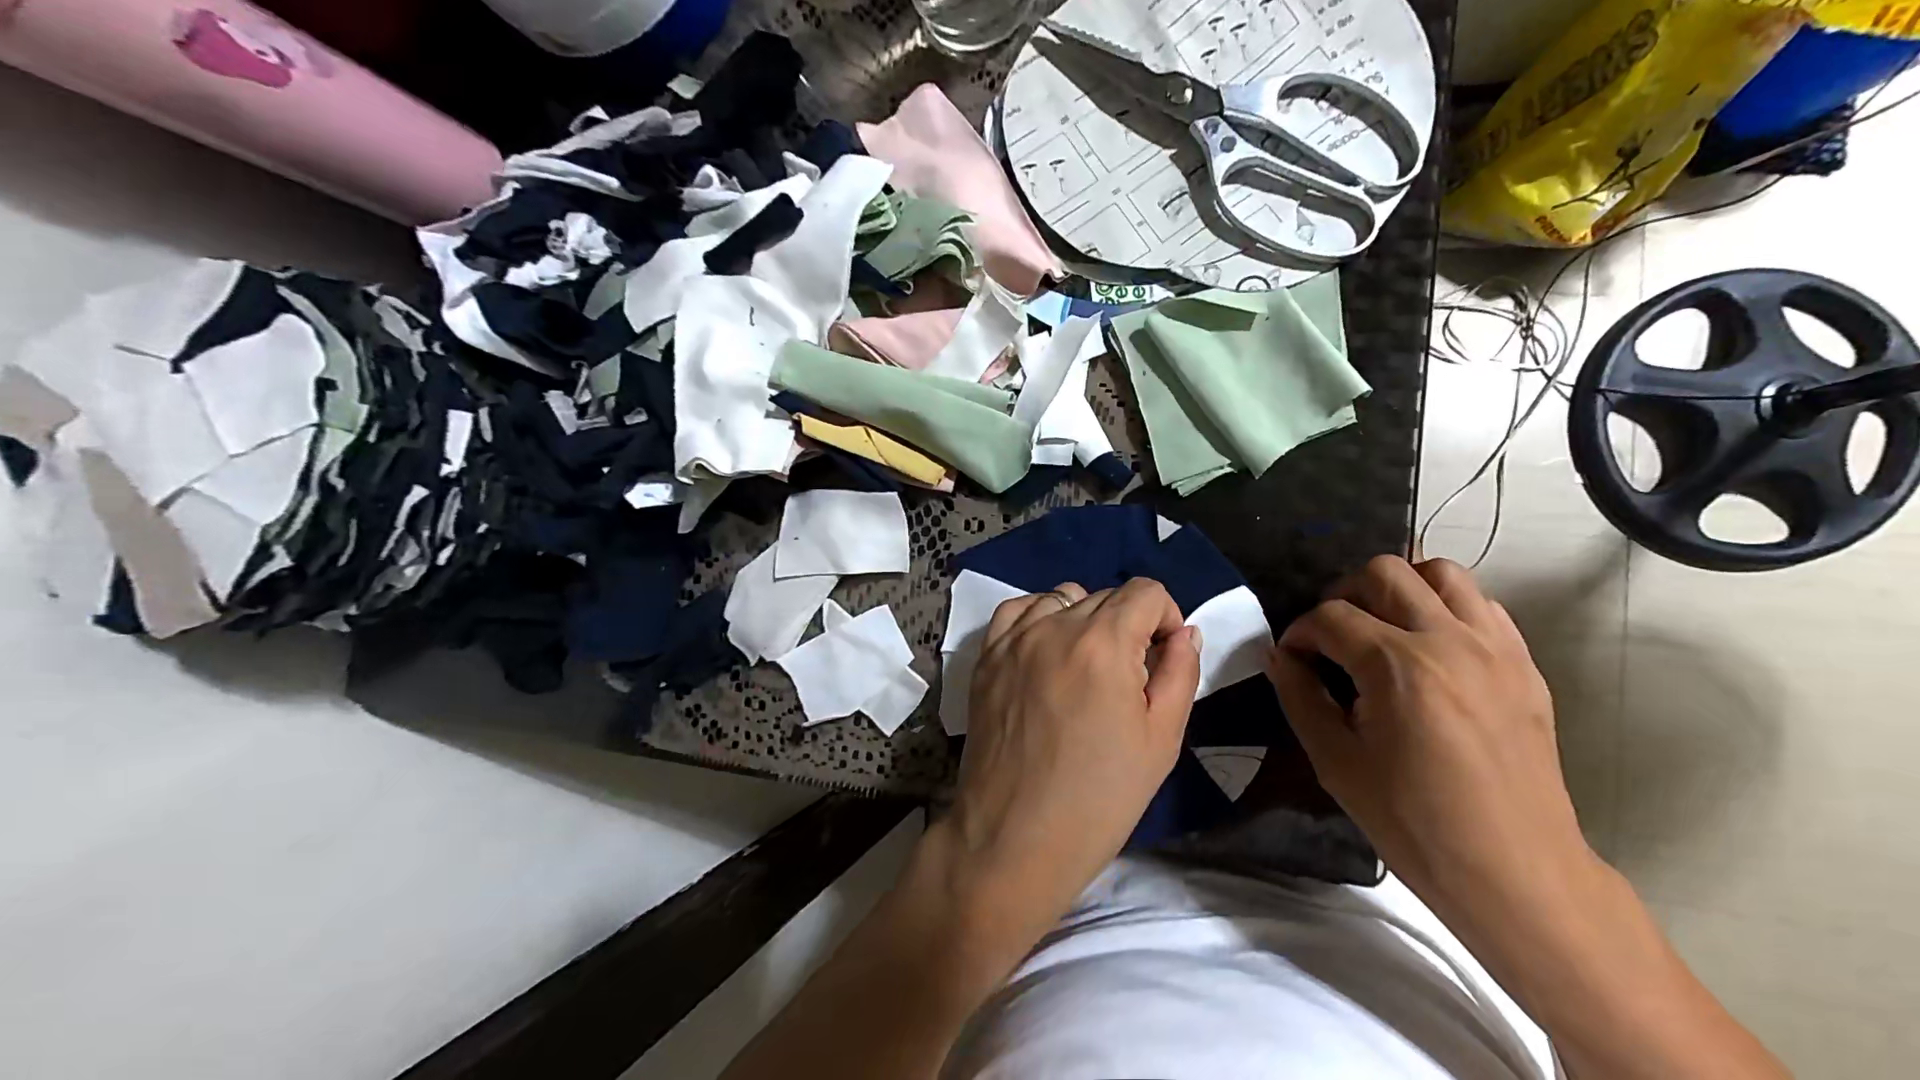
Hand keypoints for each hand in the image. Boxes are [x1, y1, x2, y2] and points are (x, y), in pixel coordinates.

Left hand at [934, 577, 1202, 927]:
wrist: (1013, 838)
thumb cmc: (1099, 798)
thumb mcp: (1161, 740)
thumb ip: (1181, 673)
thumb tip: (1185, 632)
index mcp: (1103, 642)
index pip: (1146, 592)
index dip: (1167, 619)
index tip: (1164, 658)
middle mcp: (1054, 627)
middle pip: (1106, 596)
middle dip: (1130, 625)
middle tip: (1129, 679)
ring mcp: (1013, 640)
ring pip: (1062, 599)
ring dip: (1085, 620)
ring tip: (1088, 668)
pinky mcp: (986, 657)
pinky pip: (1018, 612)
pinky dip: (1040, 619)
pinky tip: (1048, 652)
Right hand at [1266, 555, 1597, 920]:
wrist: (1513, 868)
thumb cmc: (1412, 820)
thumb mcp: (1335, 760)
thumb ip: (1300, 695)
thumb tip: (1280, 656)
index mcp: (1398, 667)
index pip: (1330, 616)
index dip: (1299, 632)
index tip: (1293, 659)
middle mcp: (1450, 640)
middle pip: (1384, 572)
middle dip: (1343, 595)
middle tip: (1333, 635)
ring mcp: (1496, 648)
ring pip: (1441, 572)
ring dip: (1400, 589)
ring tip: (1382, 628)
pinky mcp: (1524, 665)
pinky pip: (1482, 605)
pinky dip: (1447, 608)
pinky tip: (1429, 647)